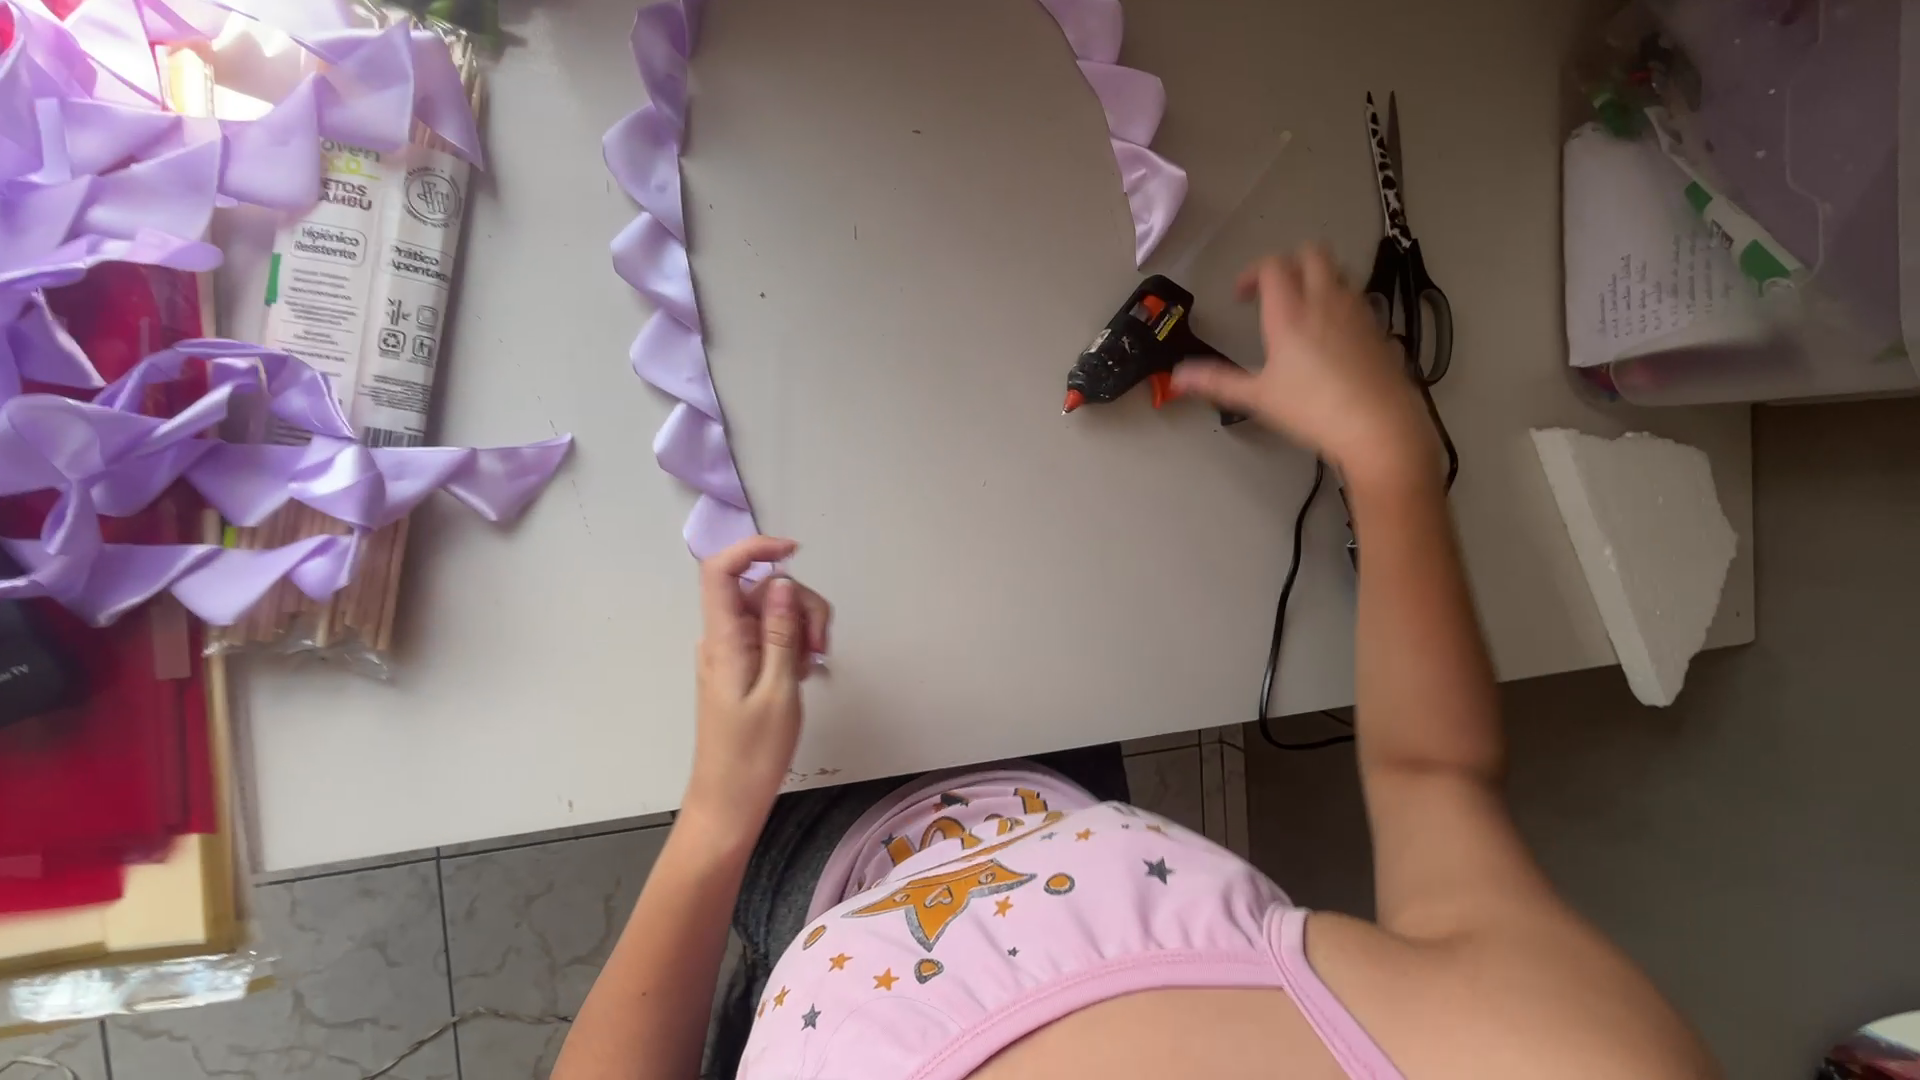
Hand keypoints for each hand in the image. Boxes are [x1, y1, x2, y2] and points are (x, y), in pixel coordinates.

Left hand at [681, 536, 832, 846]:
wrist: (730, 800)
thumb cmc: (752, 753)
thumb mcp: (778, 691)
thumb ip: (781, 633)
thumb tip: (782, 581)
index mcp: (723, 639)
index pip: (721, 570)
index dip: (755, 548)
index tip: (796, 552)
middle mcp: (724, 637)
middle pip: (763, 589)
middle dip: (800, 605)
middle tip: (819, 648)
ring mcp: (735, 652)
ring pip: (774, 612)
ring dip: (802, 628)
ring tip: (813, 667)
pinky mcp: (746, 666)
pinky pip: (772, 637)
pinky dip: (794, 645)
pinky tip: (804, 673)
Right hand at [1172, 245, 1433, 483]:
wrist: (1378, 424)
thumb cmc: (1311, 409)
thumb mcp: (1257, 397)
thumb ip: (1216, 381)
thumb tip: (1179, 376)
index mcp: (1289, 312)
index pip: (1273, 266)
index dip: (1253, 273)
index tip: (1242, 296)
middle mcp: (1325, 300)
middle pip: (1312, 253)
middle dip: (1291, 262)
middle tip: (1274, 290)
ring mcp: (1357, 310)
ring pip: (1340, 271)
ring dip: (1319, 278)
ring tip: (1304, 306)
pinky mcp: (1379, 327)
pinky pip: (1358, 298)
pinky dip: (1341, 302)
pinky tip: (1333, 333)